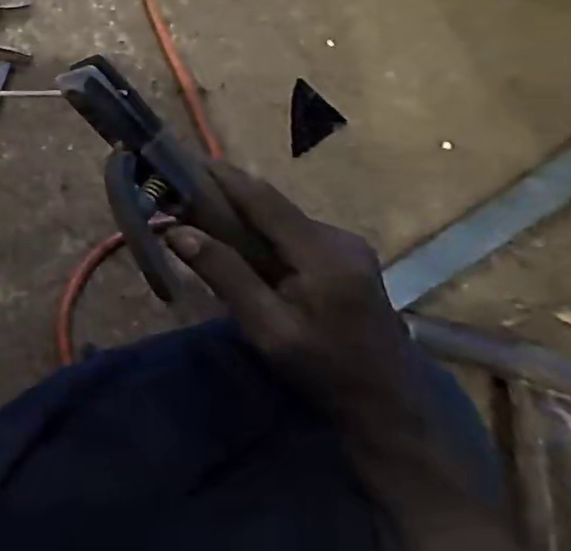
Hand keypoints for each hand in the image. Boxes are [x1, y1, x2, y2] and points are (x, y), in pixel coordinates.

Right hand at [163, 161, 429, 424]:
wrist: (393, 408)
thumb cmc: (325, 371)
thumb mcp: (268, 329)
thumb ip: (225, 275)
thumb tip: (177, 232)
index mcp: (322, 253)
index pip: (262, 198)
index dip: (221, 177)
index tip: (181, 163)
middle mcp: (338, 237)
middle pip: (271, 205)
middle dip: (224, 197)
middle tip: (181, 198)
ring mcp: (346, 245)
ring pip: (280, 217)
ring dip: (242, 216)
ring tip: (201, 221)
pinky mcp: (347, 256)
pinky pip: (292, 232)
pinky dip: (262, 232)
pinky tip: (241, 249)